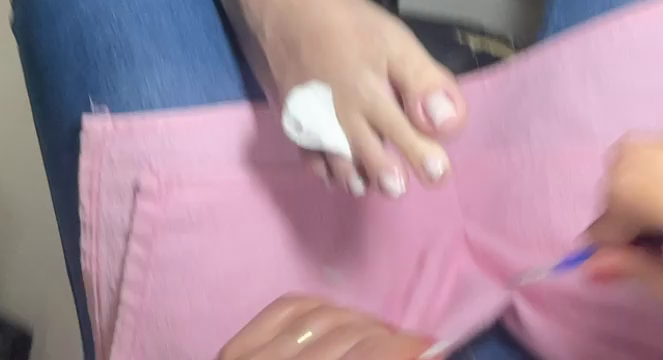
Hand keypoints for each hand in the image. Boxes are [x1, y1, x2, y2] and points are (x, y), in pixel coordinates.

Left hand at [220, 295, 432, 359]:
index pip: (368, 354)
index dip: (401, 347)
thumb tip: (423, 356)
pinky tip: (340, 319)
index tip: (429, 347)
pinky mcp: (234, 352)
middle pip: (345, 332)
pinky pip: (288, 308)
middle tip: (408, 345)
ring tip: (378, 335)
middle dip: (384, 335)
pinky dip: (319, 307)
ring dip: (356, 320)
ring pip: (319, 315)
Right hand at [233, 0, 464, 197]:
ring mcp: (313, 118)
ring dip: (351, 175)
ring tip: (365, 186)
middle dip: (384, 175)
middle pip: (366, 155)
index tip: (437, 174)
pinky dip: (318, 166)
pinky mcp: (292, 112)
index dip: (423, 158)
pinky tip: (331, 173)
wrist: (285, 0)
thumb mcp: (395, 40)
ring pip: (334, 159)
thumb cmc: (346, 18)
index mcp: (369, 97)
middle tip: (396, 188)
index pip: (404, 136)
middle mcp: (340, 116)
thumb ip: (423, 81)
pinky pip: (305, 150)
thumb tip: (444, 125)